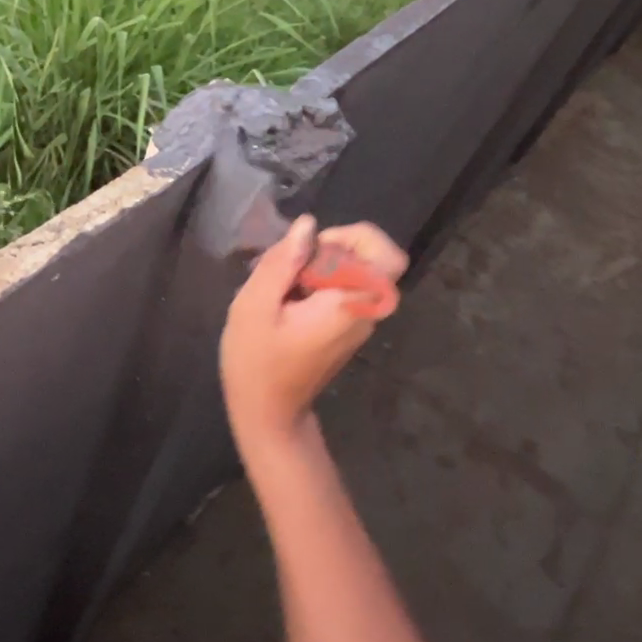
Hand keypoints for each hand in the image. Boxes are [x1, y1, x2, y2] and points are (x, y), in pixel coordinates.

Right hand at [219, 217, 407, 443]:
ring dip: (317, 270)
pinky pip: (341, 292)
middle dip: (327, 252)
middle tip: (287, 270)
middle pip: (368, 260)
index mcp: (349, 305)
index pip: (387, 256)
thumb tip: (306, 226)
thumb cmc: (257, 363)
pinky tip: (283, 304)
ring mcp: (357, 323)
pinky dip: (316, 287)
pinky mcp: (345, 330)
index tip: (315, 250)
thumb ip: (281, 263)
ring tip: (279, 289)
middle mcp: (364, 313)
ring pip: (353, 274)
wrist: (267, 415)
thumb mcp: (253, 308)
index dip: (356, 238)